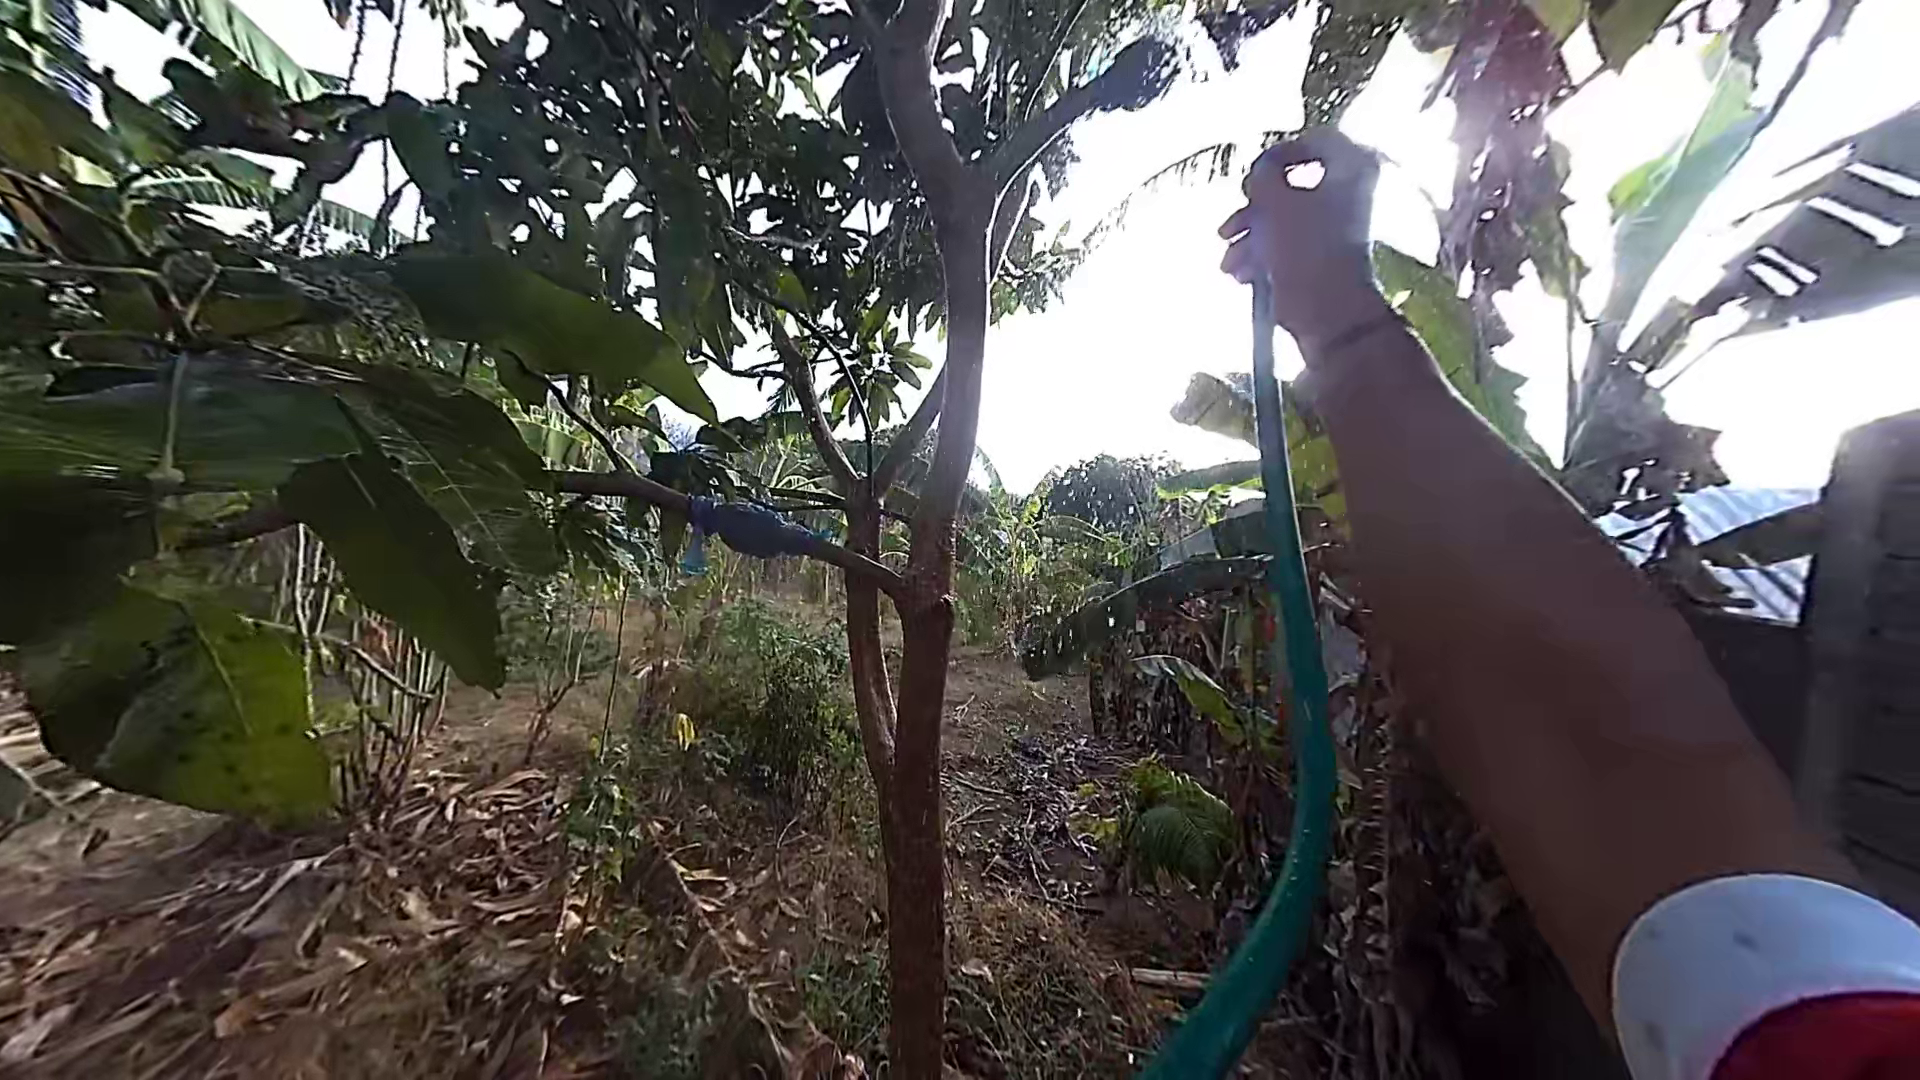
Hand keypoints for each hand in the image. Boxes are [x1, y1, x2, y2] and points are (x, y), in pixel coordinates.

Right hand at [1218, 130, 1385, 354]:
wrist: (1323, 308)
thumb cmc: (1306, 250)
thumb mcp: (1278, 204)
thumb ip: (1265, 177)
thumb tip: (1260, 170)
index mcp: (1350, 168)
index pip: (1313, 142)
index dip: (1278, 154)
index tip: (1253, 172)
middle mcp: (1344, 193)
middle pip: (1287, 188)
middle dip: (1251, 210)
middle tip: (1228, 227)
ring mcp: (1329, 228)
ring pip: (1277, 221)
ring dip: (1246, 239)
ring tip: (1229, 262)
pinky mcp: (1313, 257)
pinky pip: (1279, 246)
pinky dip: (1257, 257)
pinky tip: (1240, 274)